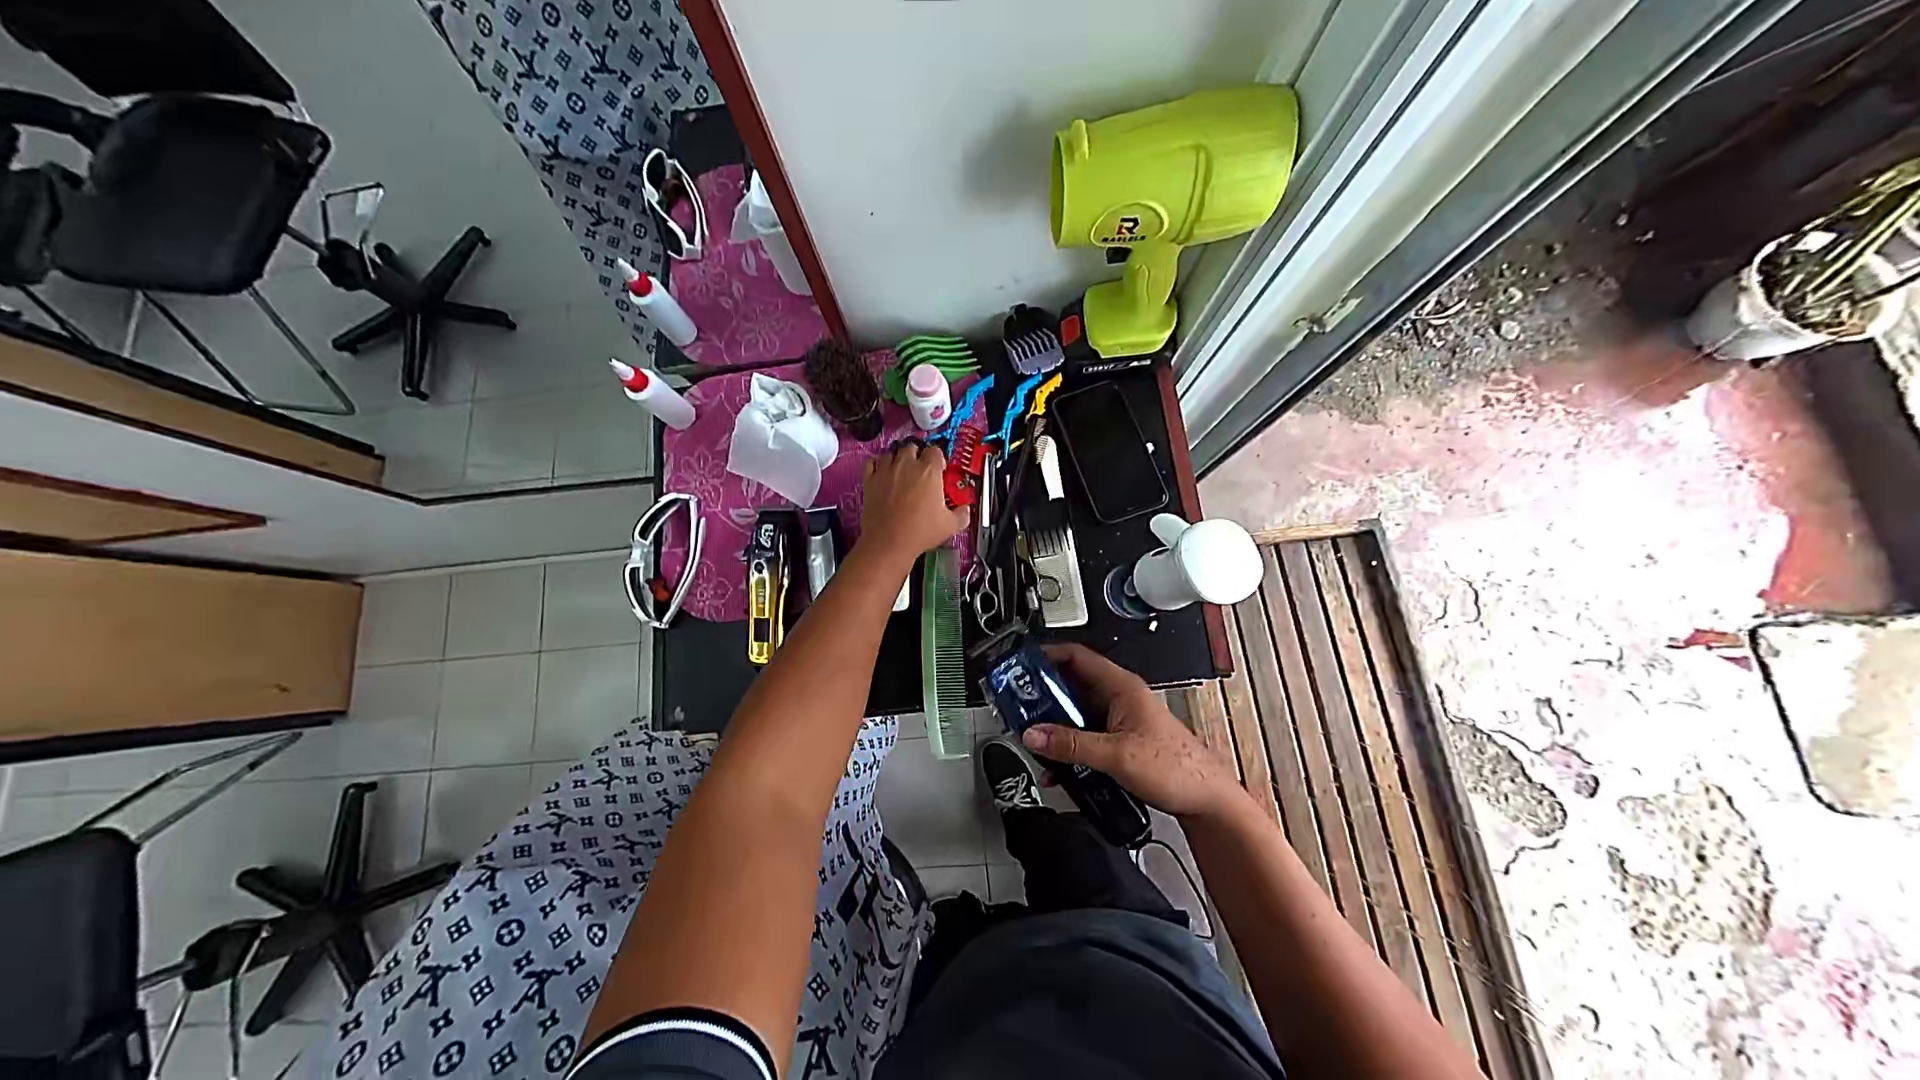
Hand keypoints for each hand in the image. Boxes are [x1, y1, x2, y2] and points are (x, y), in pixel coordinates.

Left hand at [857, 442, 969, 562]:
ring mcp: (886, 471)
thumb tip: (965, 512)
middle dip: (917, 455)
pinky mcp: (870, 480)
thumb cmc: (919, 531)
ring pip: (891, 451)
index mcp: (929, 471)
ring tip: (901, 469)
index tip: (939, 469)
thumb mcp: (949, 526)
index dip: (938, 459)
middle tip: (920, 469)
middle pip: (912, 447)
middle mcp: (907, 465)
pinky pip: (872, 462)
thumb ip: (961, 515)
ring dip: (897, 457)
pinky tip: (881, 471)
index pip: (935, 451)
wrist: (889, 542)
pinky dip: (877, 464)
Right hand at [1023, 644, 1244, 819]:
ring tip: (1036, 741)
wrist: (1206, 799)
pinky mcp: (1118, 743)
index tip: (1022, 666)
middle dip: (1043, 698)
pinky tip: (1059, 768)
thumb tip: (1035, 735)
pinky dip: (1068, 748)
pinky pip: (1084, 737)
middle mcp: (1119, 699)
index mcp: (1122, 687)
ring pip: (1075, 715)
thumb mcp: (1116, 755)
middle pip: (1070, 687)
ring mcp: (1118, 721)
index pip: (1076, 656)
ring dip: (1055, 728)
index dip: (1047, 656)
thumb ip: (1071, 745)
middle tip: (1021, 709)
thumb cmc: (1179, 769)